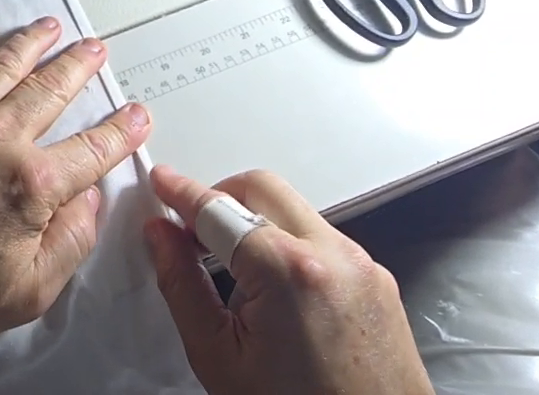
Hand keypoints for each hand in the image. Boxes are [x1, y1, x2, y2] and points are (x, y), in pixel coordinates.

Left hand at [0, 11, 151, 386]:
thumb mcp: (30, 292)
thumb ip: (72, 240)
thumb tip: (92, 196)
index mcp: (32, 185)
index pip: (93, 149)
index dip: (123, 130)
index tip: (139, 113)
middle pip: (52, 89)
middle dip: (80, 65)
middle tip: (97, 48)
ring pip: (5, 64)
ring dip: (32, 40)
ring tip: (52, 25)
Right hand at [144, 166, 433, 394]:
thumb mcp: (219, 358)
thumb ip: (182, 285)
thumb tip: (160, 235)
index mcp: (287, 271)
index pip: (218, 208)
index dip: (181, 192)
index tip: (162, 182)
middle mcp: (332, 254)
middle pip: (260, 187)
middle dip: (221, 194)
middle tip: (193, 227)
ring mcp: (361, 265)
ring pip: (292, 209)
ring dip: (255, 221)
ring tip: (236, 271)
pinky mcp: (378, 279)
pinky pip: (320, 238)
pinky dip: (288, 244)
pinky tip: (275, 290)